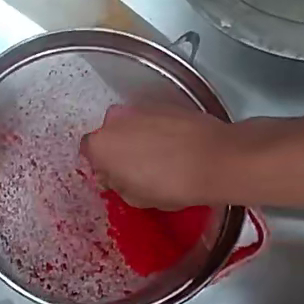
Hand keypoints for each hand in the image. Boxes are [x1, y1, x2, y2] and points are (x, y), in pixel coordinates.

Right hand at [81, 104, 232, 209]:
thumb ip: (118, 185)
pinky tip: (176, 149)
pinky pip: (154, 120)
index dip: (102, 167)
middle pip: (110, 136)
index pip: (88, 153)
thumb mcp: (136, 199)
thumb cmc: (171, 184)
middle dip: (120, 150)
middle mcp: (116, 120)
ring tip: (162, 160)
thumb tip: (117, 178)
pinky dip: (160, 131)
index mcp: (100, 145)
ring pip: (133, 126)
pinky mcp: (167, 103)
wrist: (215, 159)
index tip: (116, 178)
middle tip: (138, 171)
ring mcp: (141, 108)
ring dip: (140, 139)